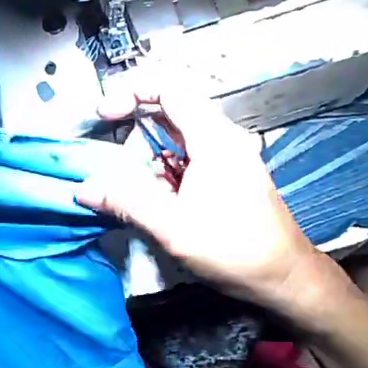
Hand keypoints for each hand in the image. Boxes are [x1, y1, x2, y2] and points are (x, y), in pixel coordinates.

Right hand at [75, 84, 350, 315]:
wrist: (283, 278)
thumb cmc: (234, 249)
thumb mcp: (173, 227)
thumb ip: (126, 202)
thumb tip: (84, 189)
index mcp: (213, 139)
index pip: (169, 89)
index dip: (131, 92)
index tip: (104, 114)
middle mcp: (221, 139)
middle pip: (167, 115)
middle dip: (135, 139)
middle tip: (119, 172)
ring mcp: (225, 157)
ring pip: (173, 141)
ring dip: (148, 162)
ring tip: (142, 197)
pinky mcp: (225, 176)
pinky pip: (185, 161)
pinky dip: (163, 175)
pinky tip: (158, 203)